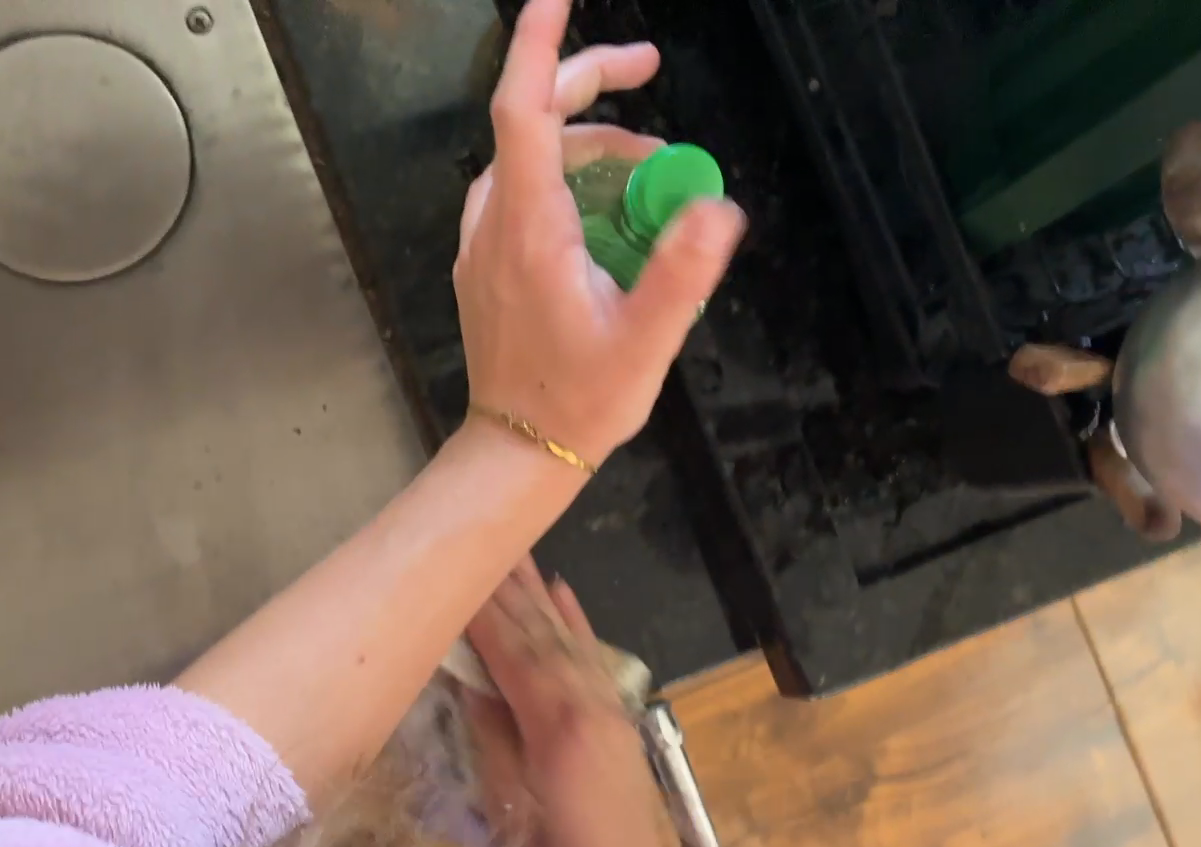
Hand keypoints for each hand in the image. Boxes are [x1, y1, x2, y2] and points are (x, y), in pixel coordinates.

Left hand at [455, 0, 746, 465]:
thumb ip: (681, 274)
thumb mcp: (644, 343)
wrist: (518, 450)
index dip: (541, 42)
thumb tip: (719, 205)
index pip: (523, 108)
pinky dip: (558, 181)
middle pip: (528, 124)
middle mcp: (494, 228)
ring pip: (523, 163)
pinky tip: (599, 210)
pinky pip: (517, 199)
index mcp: (530, 232)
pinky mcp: (483, 272)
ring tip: (645, 167)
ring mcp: (481, 250)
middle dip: (590, 87)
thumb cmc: (578, 402)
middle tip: (651, 75)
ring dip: (582, 144)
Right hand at [463, 560, 693, 846]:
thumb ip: (491, 733)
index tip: (453, 570)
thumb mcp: (508, 808)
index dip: (480, 610)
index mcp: (555, 721)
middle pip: (541, 630)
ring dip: (538, 590)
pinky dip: (577, 618)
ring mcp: (609, 704)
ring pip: (567, 634)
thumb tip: (471, 678)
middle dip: (508, 584)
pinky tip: (565, 591)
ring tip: (516, 549)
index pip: (511, 649)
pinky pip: (595, 654)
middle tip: (483, 538)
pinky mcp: (619, 715)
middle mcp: (588, 698)